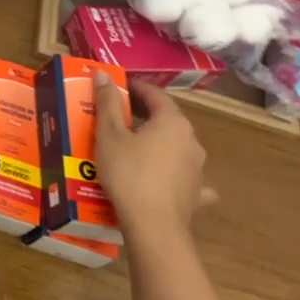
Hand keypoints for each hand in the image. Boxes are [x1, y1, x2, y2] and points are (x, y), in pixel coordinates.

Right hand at [93, 72, 215, 239]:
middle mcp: (191, 140)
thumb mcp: (109, 134)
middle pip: (166, 118)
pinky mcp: (196, 192)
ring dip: (157, 140)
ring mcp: (197, 167)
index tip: (114, 87)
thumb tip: (103, 73)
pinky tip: (171, 178)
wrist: (154, 226)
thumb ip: (107, 102)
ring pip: (175, 145)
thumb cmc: (129, 173)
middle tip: (115, 113)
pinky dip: (174, 171)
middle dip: (142, 113)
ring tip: (133, 144)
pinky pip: (184, 174)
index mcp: (172, 122)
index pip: (154, 94)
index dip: (133, 87)